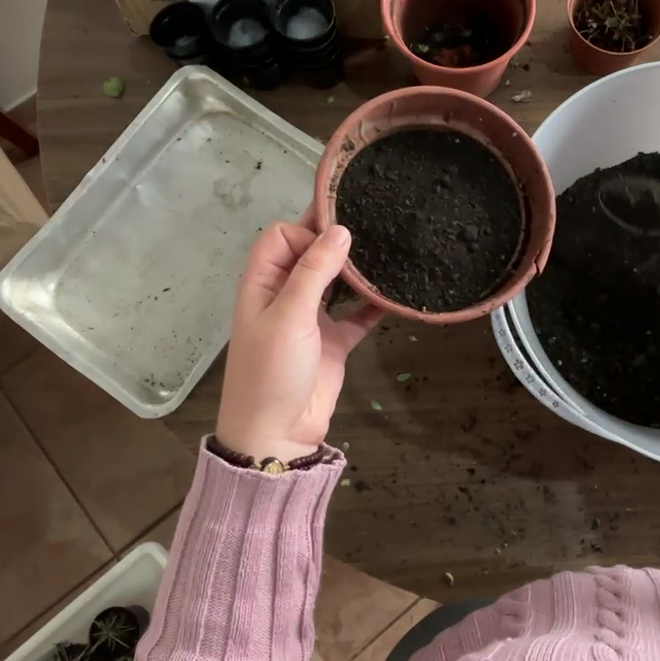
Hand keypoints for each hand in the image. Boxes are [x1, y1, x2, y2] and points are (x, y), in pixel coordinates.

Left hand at [216, 222, 384, 461]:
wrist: (277, 434)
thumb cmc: (271, 371)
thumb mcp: (289, 316)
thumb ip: (314, 272)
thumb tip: (341, 230)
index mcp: (263, 284)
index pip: (281, 237)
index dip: (306, 230)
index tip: (338, 236)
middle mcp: (286, 296)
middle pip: (309, 254)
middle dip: (335, 240)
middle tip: (374, 226)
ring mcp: (311, 319)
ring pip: (335, 282)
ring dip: (356, 270)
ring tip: (389, 251)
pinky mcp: (334, 341)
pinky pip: (357, 316)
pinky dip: (373, 305)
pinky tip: (396, 294)